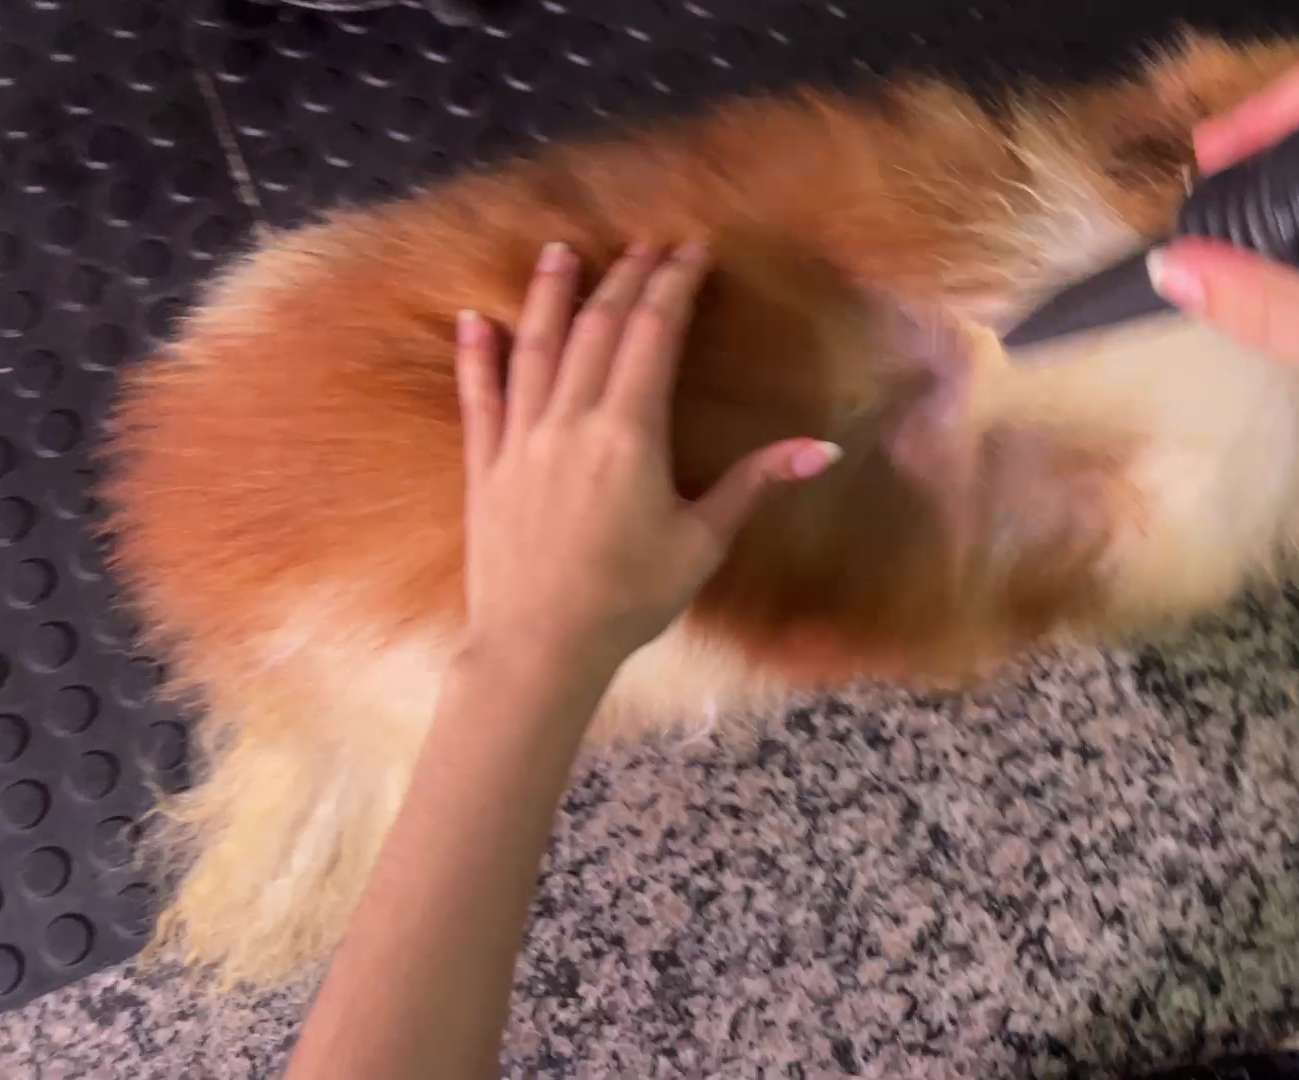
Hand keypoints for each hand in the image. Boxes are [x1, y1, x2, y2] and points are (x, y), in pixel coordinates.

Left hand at [453, 242, 839, 688]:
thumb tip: (822, 448)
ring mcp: (520, 437)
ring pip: (536, 347)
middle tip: (647, 243)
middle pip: (598, 328)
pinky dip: (478, 354)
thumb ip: (756, 483)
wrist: (541, 645)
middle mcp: (570, 418)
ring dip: (551, 295)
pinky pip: (480, 396)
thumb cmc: (633, 595)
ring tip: (561, 252)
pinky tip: (476, 318)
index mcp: (629, 432)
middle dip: (626, 278)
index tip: (690, 251)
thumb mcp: (706, 540)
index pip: (652, 336)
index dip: (673, 287)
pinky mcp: (486, 463)